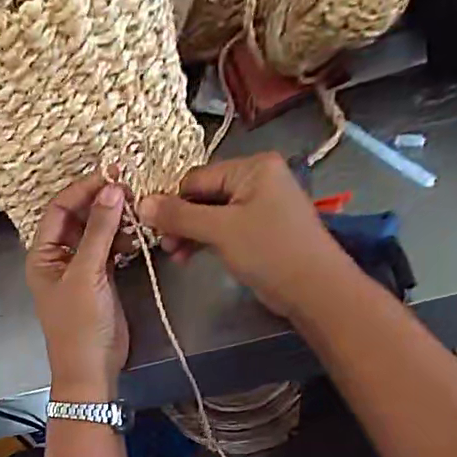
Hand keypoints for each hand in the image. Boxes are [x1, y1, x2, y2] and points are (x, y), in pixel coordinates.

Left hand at [27, 175, 133, 402]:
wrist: (92, 369)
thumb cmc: (80, 324)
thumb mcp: (87, 275)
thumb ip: (99, 231)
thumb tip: (112, 189)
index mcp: (42, 254)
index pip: (59, 209)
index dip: (83, 190)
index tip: (112, 175)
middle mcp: (59, 257)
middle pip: (79, 218)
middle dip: (102, 203)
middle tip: (131, 191)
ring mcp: (80, 268)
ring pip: (97, 233)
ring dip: (115, 221)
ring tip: (138, 214)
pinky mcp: (101, 279)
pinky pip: (110, 250)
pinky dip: (122, 241)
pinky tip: (137, 237)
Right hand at [137, 153, 355, 318]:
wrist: (315, 289)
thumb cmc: (270, 252)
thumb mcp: (220, 231)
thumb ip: (179, 216)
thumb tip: (141, 204)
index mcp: (253, 167)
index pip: (197, 178)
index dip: (172, 202)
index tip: (151, 228)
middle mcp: (258, 179)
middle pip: (204, 195)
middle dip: (181, 221)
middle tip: (163, 246)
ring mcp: (261, 205)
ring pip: (212, 214)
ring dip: (191, 233)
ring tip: (175, 255)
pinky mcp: (262, 230)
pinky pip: (225, 228)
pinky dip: (207, 240)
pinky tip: (190, 256)